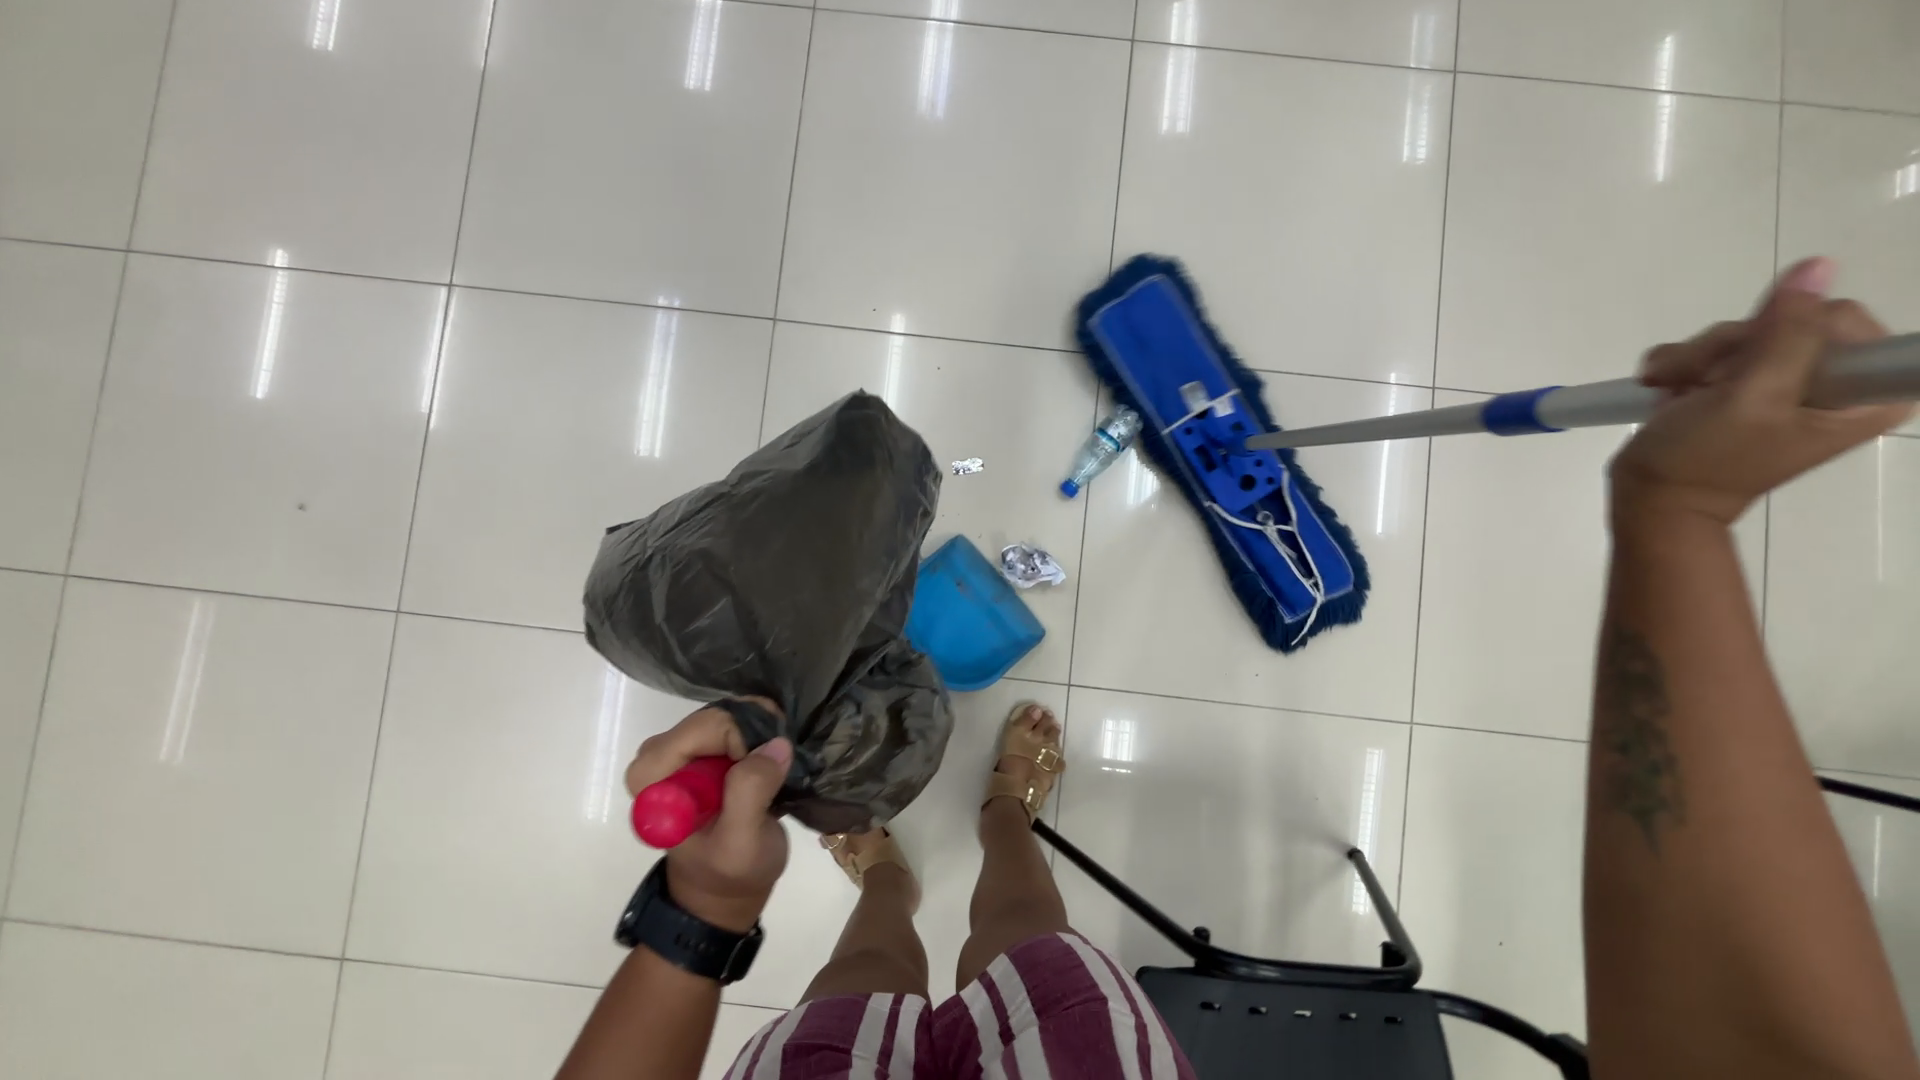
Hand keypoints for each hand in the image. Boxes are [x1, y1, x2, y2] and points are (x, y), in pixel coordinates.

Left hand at [624, 698, 792, 933]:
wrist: (723, 892)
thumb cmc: (729, 873)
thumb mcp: (742, 843)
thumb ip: (750, 793)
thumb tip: (775, 744)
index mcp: (653, 777)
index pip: (710, 727)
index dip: (746, 743)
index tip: (766, 773)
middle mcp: (658, 756)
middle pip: (718, 715)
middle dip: (755, 733)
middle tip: (778, 765)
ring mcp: (678, 752)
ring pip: (728, 714)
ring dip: (759, 734)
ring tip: (775, 768)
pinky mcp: (697, 752)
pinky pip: (731, 723)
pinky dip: (756, 736)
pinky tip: (767, 762)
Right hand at [1612, 257, 1913, 526]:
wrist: (1652, 501)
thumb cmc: (1706, 460)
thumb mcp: (1751, 398)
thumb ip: (1789, 332)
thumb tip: (1817, 265)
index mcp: (1864, 395)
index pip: (1844, 322)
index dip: (1792, 333)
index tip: (1755, 370)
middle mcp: (1830, 384)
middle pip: (1786, 323)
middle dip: (1728, 348)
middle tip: (1701, 383)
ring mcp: (1778, 384)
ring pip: (1740, 334)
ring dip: (1694, 358)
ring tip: (1672, 392)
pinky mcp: (1734, 387)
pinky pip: (1708, 351)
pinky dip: (1677, 366)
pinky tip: (1665, 390)